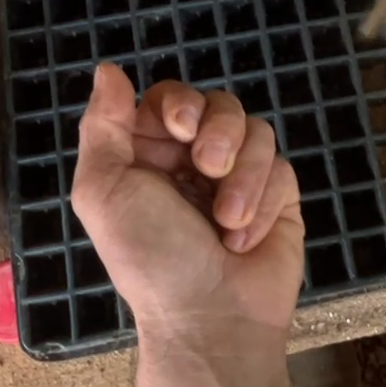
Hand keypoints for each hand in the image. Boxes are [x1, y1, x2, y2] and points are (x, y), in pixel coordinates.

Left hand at [72, 64, 301, 386]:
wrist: (212, 316)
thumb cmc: (151, 256)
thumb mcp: (105, 192)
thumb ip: (103, 127)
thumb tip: (107, 69)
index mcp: (152, 155)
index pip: (174, 98)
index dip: (182, 103)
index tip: (182, 129)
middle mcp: (196, 160)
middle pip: (222, 106)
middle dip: (219, 135)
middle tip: (209, 169)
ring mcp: (241, 176)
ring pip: (258, 132)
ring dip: (243, 177)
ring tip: (227, 221)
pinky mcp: (278, 197)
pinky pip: (282, 168)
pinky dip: (264, 203)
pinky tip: (245, 239)